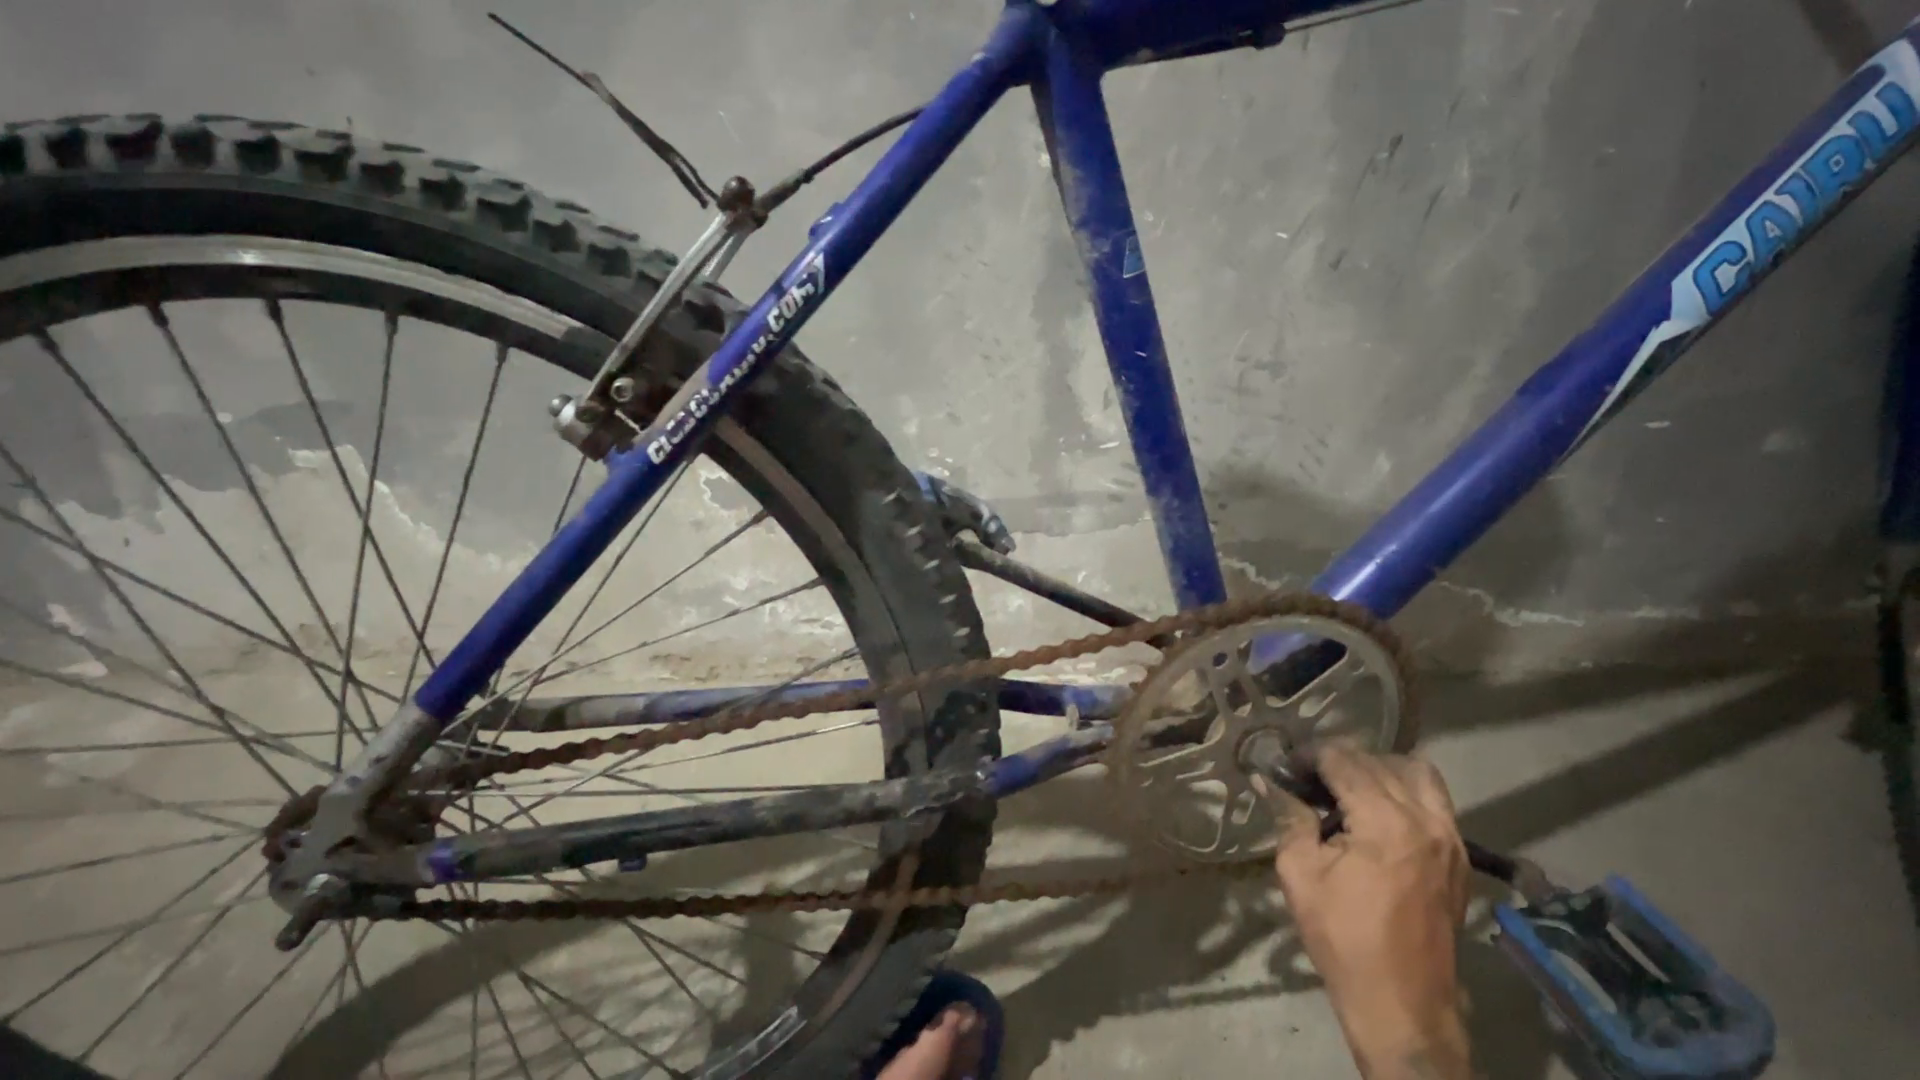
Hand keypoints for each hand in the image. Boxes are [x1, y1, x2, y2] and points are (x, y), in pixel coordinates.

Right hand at [1270, 743, 1472, 1079]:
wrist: (1402, 1002)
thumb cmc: (1343, 938)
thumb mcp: (1300, 874)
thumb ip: (1289, 817)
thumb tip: (1267, 780)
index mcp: (1385, 822)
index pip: (1344, 761)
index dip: (1310, 756)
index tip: (1285, 766)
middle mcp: (1426, 819)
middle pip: (1379, 762)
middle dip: (1340, 760)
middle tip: (1309, 778)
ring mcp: (1451, 837)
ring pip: (1417, 773)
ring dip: (1380, 769)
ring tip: (1349, 789)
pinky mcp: (1460, 856)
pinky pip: (1436, 802)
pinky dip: (1406, 792)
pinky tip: (1378, 813)